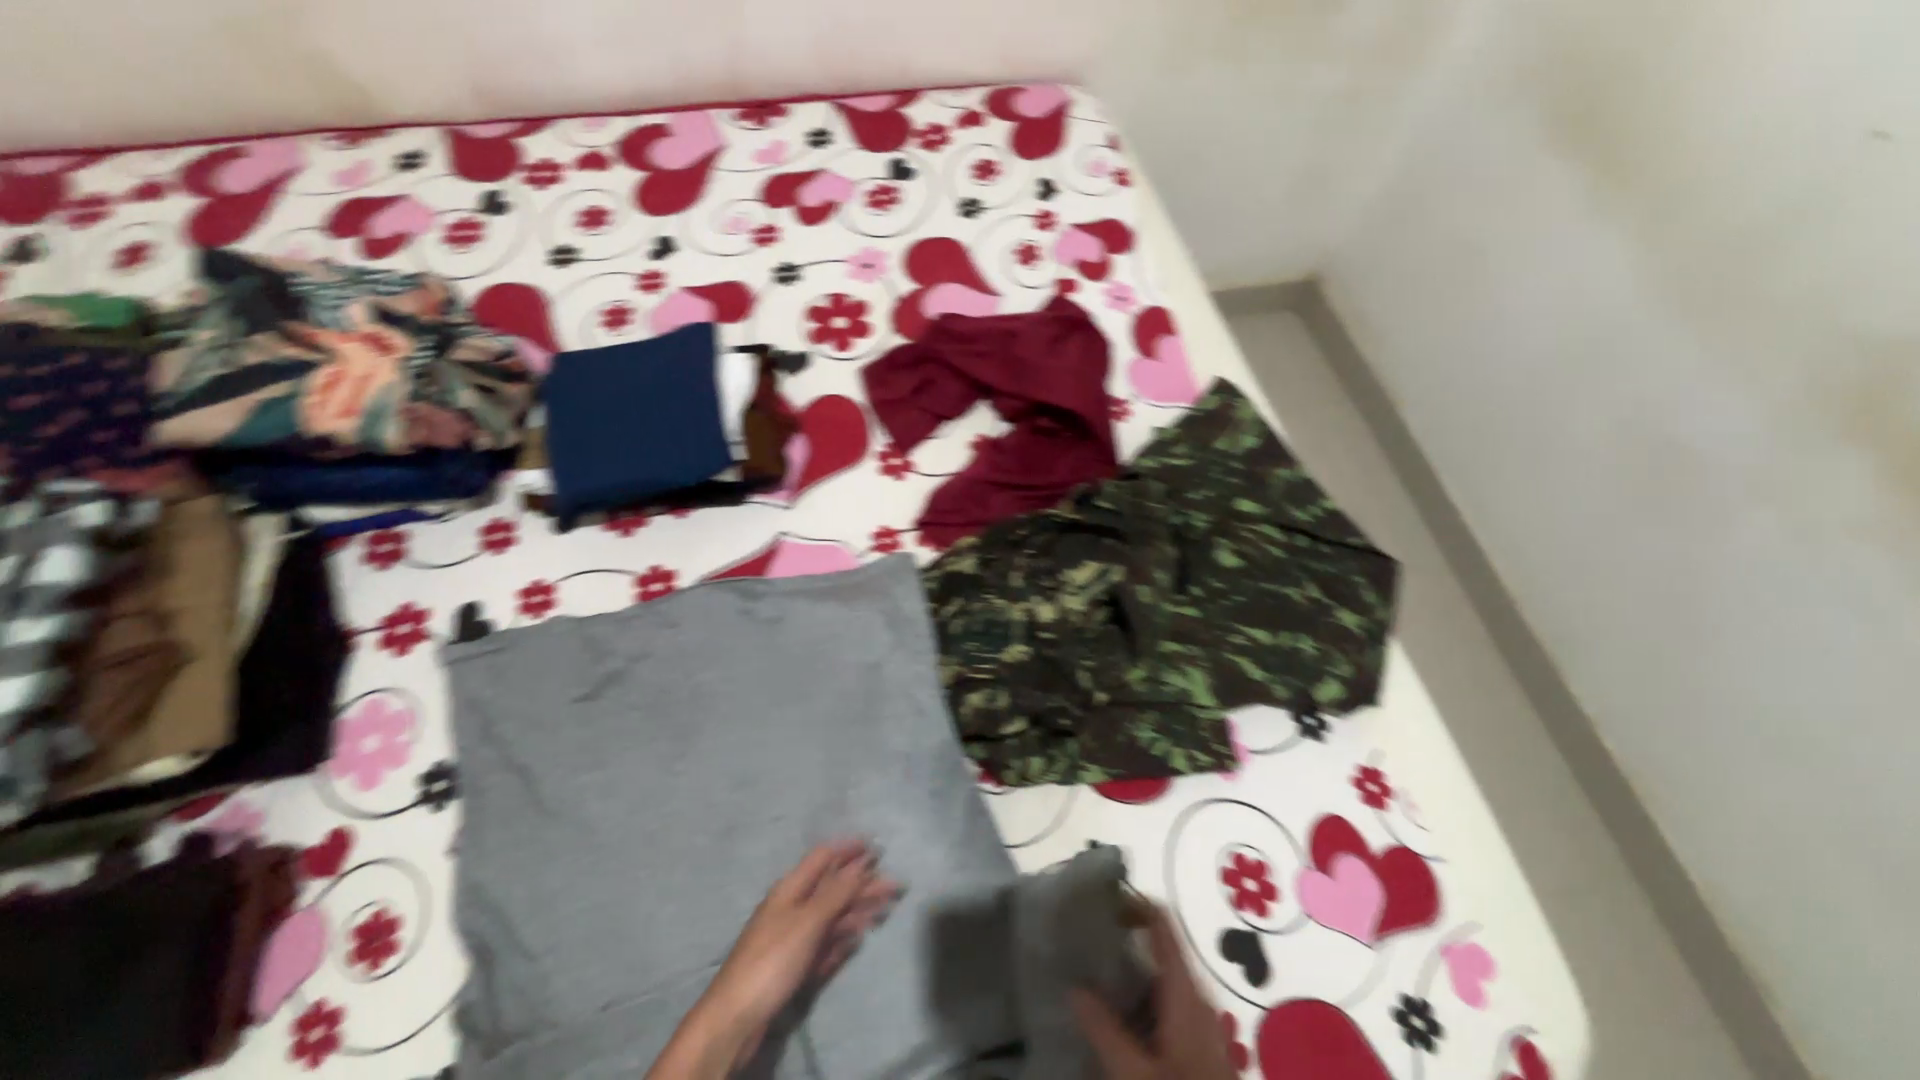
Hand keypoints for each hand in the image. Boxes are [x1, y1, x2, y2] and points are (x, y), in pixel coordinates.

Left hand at [646, 839, 899, 1078]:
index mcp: (790, 889)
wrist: (738, 1015)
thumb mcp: (808, 921)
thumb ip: (836, 892)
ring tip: (884, 912)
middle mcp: (791, 907)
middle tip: (896, 887)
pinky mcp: (793, 964)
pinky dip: (841, 940)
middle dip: (863, 885)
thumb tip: (862, 862)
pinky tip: (856, 941)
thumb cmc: (773, 960)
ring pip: (831, 917)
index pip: (823, 858)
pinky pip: (824, 944)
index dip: (849, 850)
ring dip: (857, 911)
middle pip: (832, 888)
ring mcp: (792, 937)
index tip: (876, 847)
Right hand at [1070, 900, 1237, 1079]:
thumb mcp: (1134, 1074)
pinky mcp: (1196, 1039)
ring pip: (1159, 975)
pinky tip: (1110, 1010)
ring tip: (1085, 968)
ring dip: (1126, 967)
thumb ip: (1104, 1029)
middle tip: (1078, 938)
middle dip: (1120, 937)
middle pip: (1158, 946)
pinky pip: (1163, 998)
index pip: (1161, 924)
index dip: (1131, 903)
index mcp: (1185, 991)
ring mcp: (1198, 1017)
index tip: (1094, 900)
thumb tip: (1074, 986)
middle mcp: (1196, 995)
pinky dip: (1136, 993)